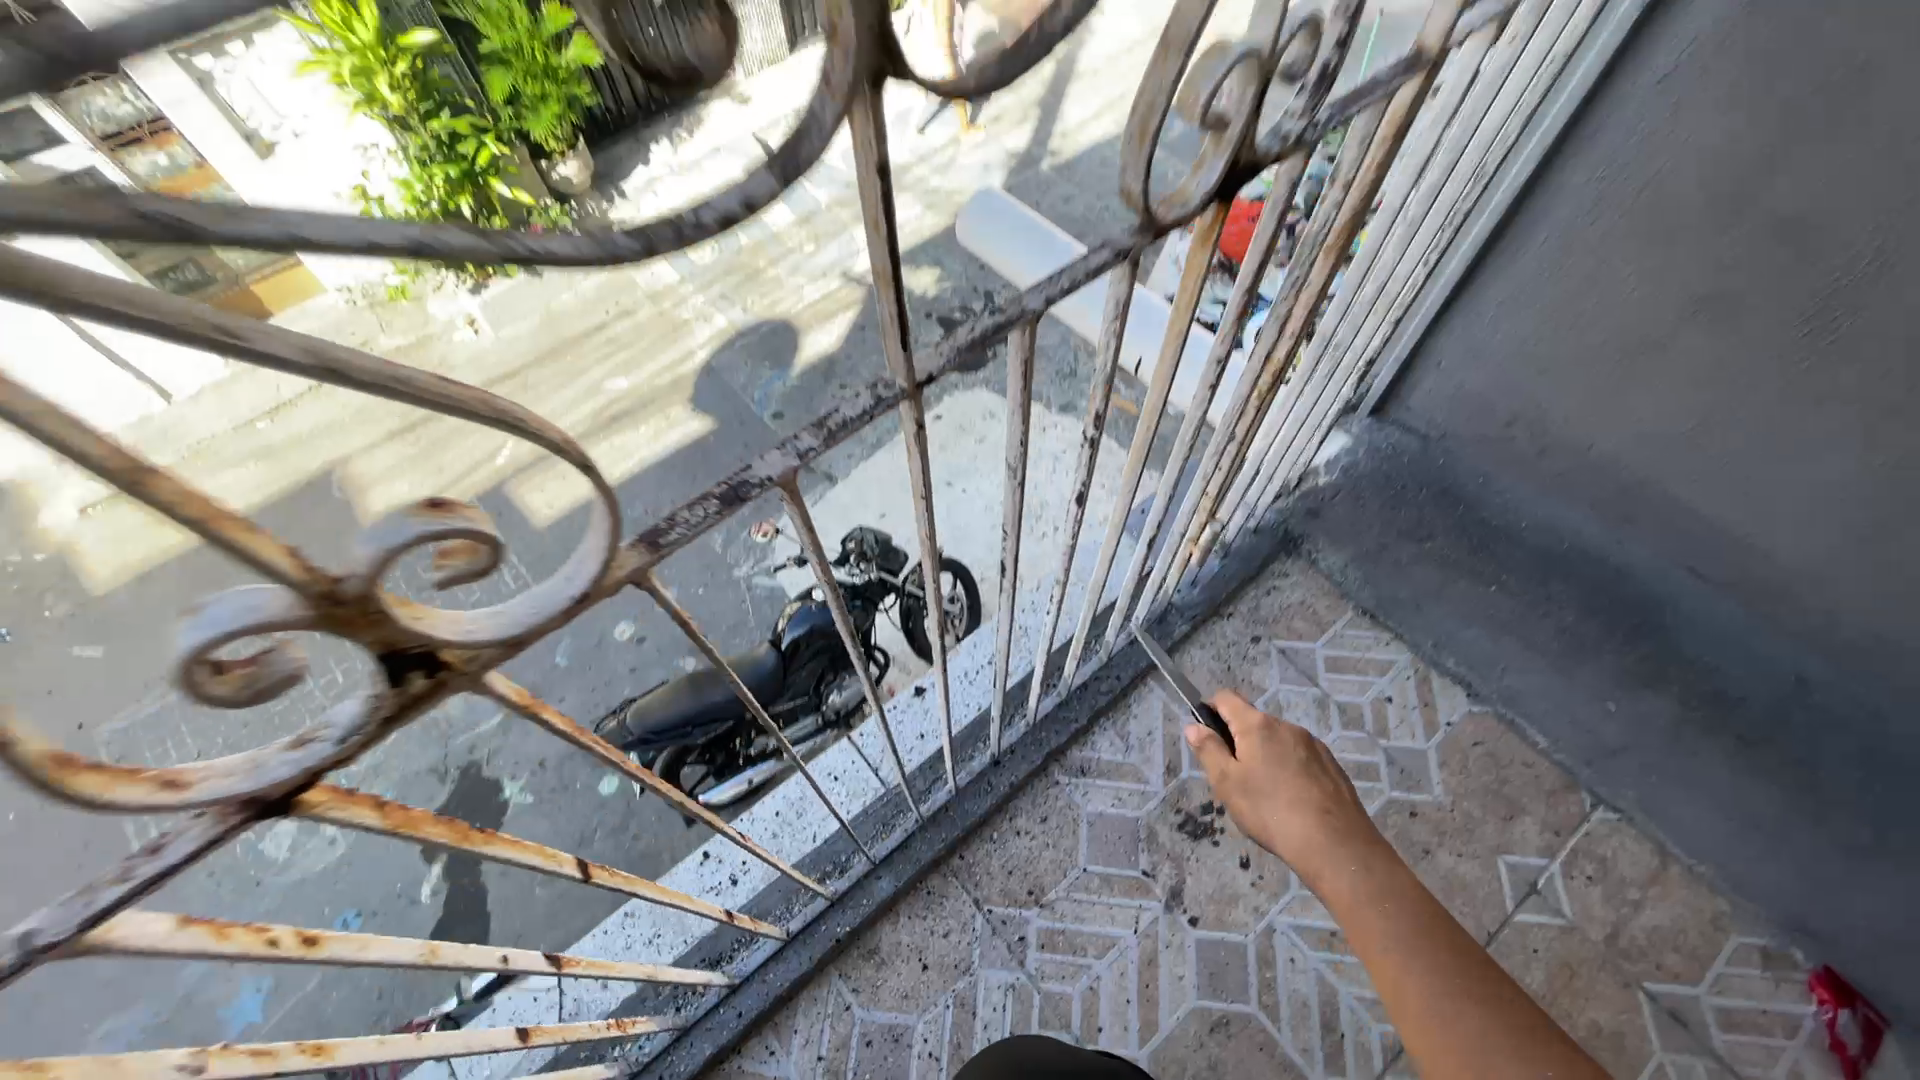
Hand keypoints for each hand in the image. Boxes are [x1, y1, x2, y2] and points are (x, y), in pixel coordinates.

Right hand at [1185, 691, 1383, 886]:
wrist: (1335, 844)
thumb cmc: (1270, 811)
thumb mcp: (1227, 783)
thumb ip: (1208, 750)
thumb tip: (1193, 726)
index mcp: (1257, 725)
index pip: (1226, 698)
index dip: (1210, 710)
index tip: (1207, 737)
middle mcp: (1287, 726)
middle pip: (1253, 722)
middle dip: (1239, 741)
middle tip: (1235, 779)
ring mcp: (1313, 744)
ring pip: (1278, 741)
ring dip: (1266, 756)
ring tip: (1266, 795)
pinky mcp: (1332, 764)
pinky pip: (1300, 757)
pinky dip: (1290, 769)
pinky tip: (1292, 800)